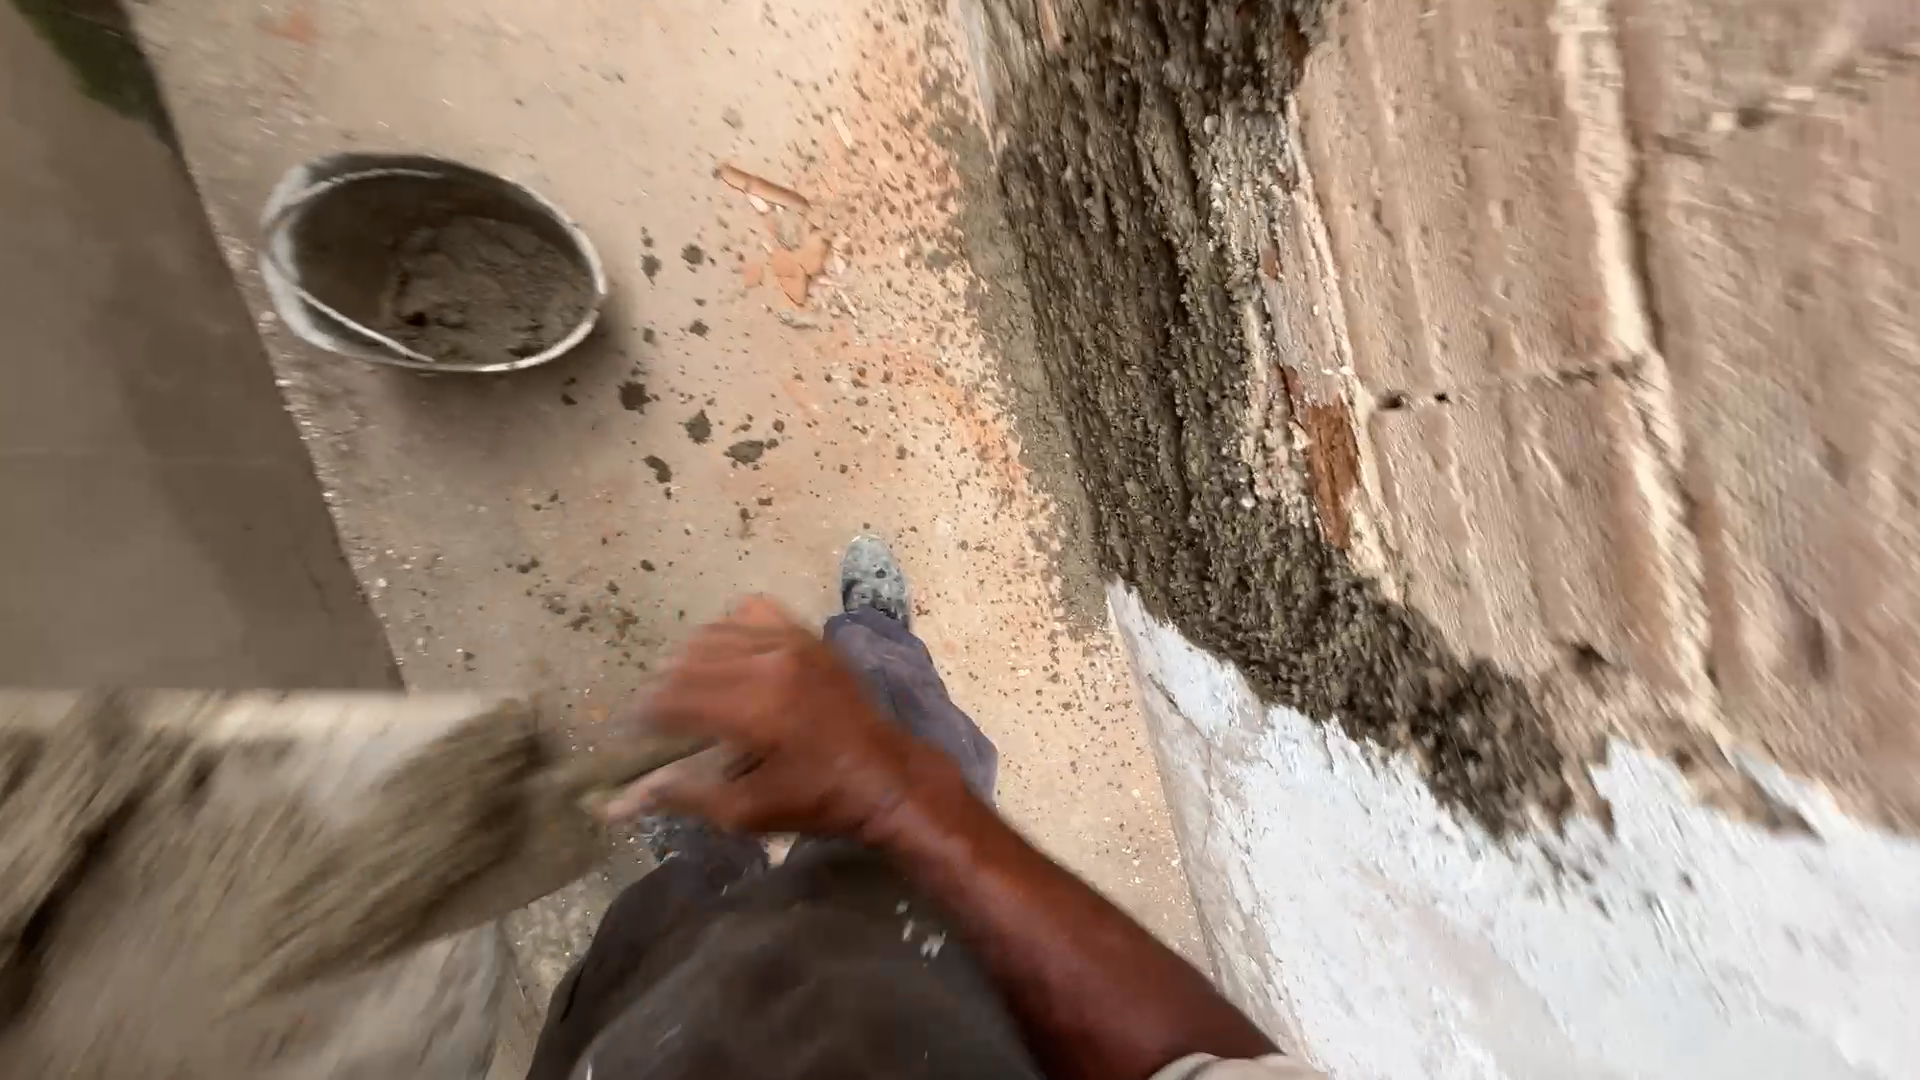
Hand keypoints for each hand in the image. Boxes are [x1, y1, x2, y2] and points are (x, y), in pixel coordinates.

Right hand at [598, 595, 958, 838]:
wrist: (886, 773)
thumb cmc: (818, 799)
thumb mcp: (747, 811)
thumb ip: (684, 795)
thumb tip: (622, 801)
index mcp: (752, 707)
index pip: (673, 697)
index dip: (645, 714)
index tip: (633, 729)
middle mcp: (770, 662)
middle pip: (689, 660)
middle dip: (665, 687)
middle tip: (660, 713)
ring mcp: (794, 642)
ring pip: (717, 630)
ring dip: (692, 656)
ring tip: (688, 684)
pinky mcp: (811, 636)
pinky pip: (757, 610)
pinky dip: (734, 625)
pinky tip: (733, 652)